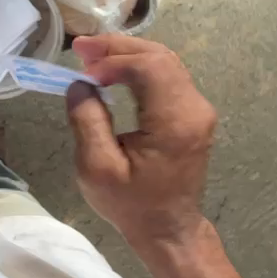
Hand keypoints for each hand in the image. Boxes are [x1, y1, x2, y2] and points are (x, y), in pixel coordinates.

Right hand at [65, 34, 216, 248]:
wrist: (168, 229)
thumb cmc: (131, 204)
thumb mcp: (97, 168)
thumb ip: (88, 122)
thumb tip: (80, 86)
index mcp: (174, 121)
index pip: (149, 67)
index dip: (113, 60)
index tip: (82, 71)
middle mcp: (194, 108)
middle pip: (160, 57)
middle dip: (118, 48)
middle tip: (80, 48)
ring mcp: (197, 110)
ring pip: (164, 63)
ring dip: (127, 55)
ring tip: (91, 57)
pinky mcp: (190, 115)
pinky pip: (166, 77)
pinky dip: (137, 68)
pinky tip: (112, 73)